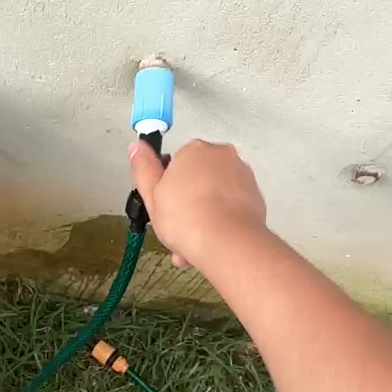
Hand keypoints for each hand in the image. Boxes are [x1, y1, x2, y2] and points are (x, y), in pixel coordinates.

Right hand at [129, 138, 268, 269]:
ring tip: (192, 243)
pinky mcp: (254, 195)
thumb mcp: (152, 196)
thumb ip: (143, 168)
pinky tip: (211, 242)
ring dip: (203, 216)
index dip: (167, 189)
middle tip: (178, 228)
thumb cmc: (188, 220)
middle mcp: (220, 155)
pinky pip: (232, 206)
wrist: (227, 242)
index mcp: (193, 151)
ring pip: (215, 195)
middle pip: (198, 179)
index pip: (175, 165)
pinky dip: (222, 221)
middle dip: (187, 204)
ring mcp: (241, 174)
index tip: (165, 207)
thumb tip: (137, 148)